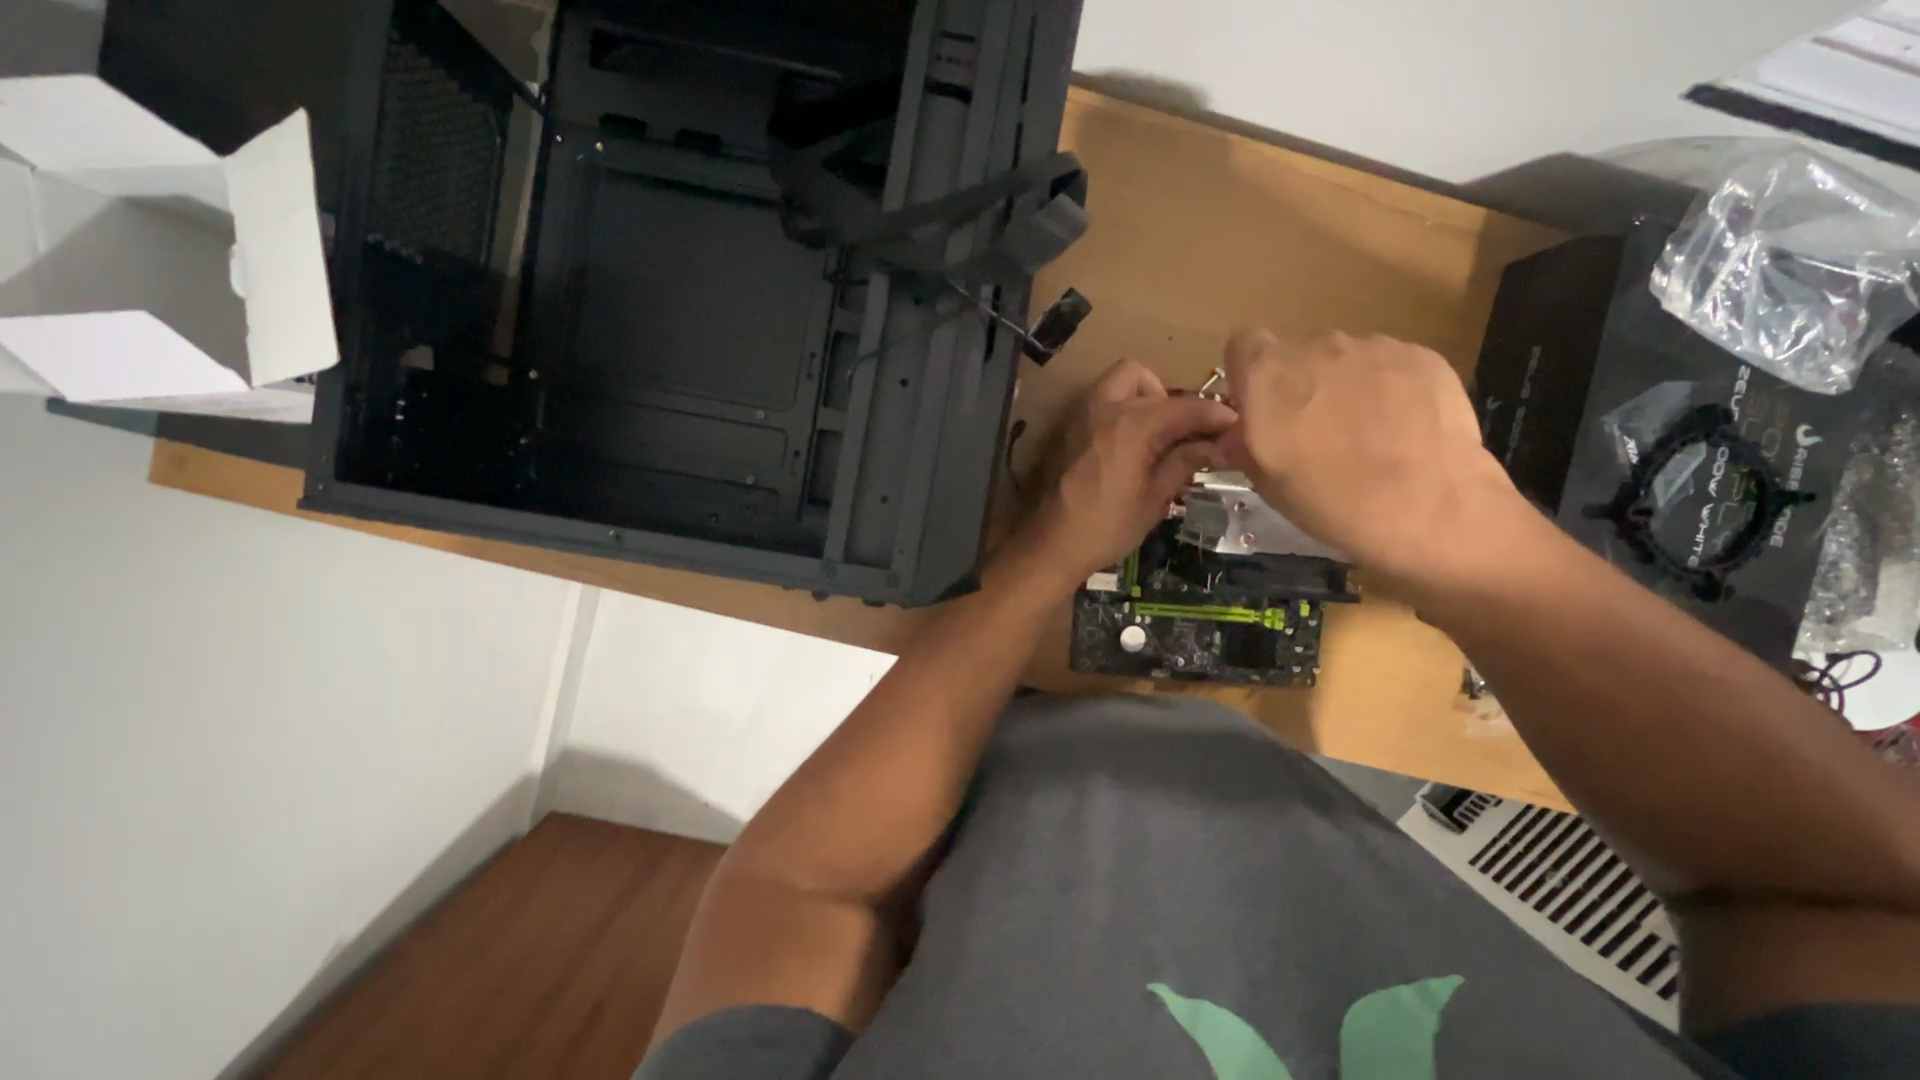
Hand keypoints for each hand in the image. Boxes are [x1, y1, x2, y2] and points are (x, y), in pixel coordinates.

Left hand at [1000, 360, 1236, 593]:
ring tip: (1158, 435)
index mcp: (1131, 424)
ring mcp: (1081, 414)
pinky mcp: (1068, 428)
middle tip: (1185, 431)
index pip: (1184, 406)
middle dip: (1171, 398)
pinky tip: (1134, 444)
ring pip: (1118, 382)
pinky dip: (1121, 409)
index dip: (1214, 415)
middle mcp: (1105, 407)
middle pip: (1146, 379)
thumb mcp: (1155, 497)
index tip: (1236, 425)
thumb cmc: (1108, 526)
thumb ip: (1185, 461)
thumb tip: (1218, 446)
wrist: (1052, 544)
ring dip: (1143, 397)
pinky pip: (1101, 401)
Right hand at [1220, 328, 1530, 595]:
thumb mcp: (1268, 483)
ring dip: (1347, 385)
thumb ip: (1244, 445)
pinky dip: (1391, 389)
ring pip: (1346, 358)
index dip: (1250, 376)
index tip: (1262, 409)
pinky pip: (1390, 365)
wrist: (1429, 508)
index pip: (1243, 345)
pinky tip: (1404, 429)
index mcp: (1268, 375)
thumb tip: (1238, 432)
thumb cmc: (1331, 501)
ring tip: (1369, 433)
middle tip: (1318, 431)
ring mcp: (1373, 346)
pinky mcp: (1421, 356)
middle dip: (1302, 384)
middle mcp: (1316, 346)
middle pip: (1298, 353)